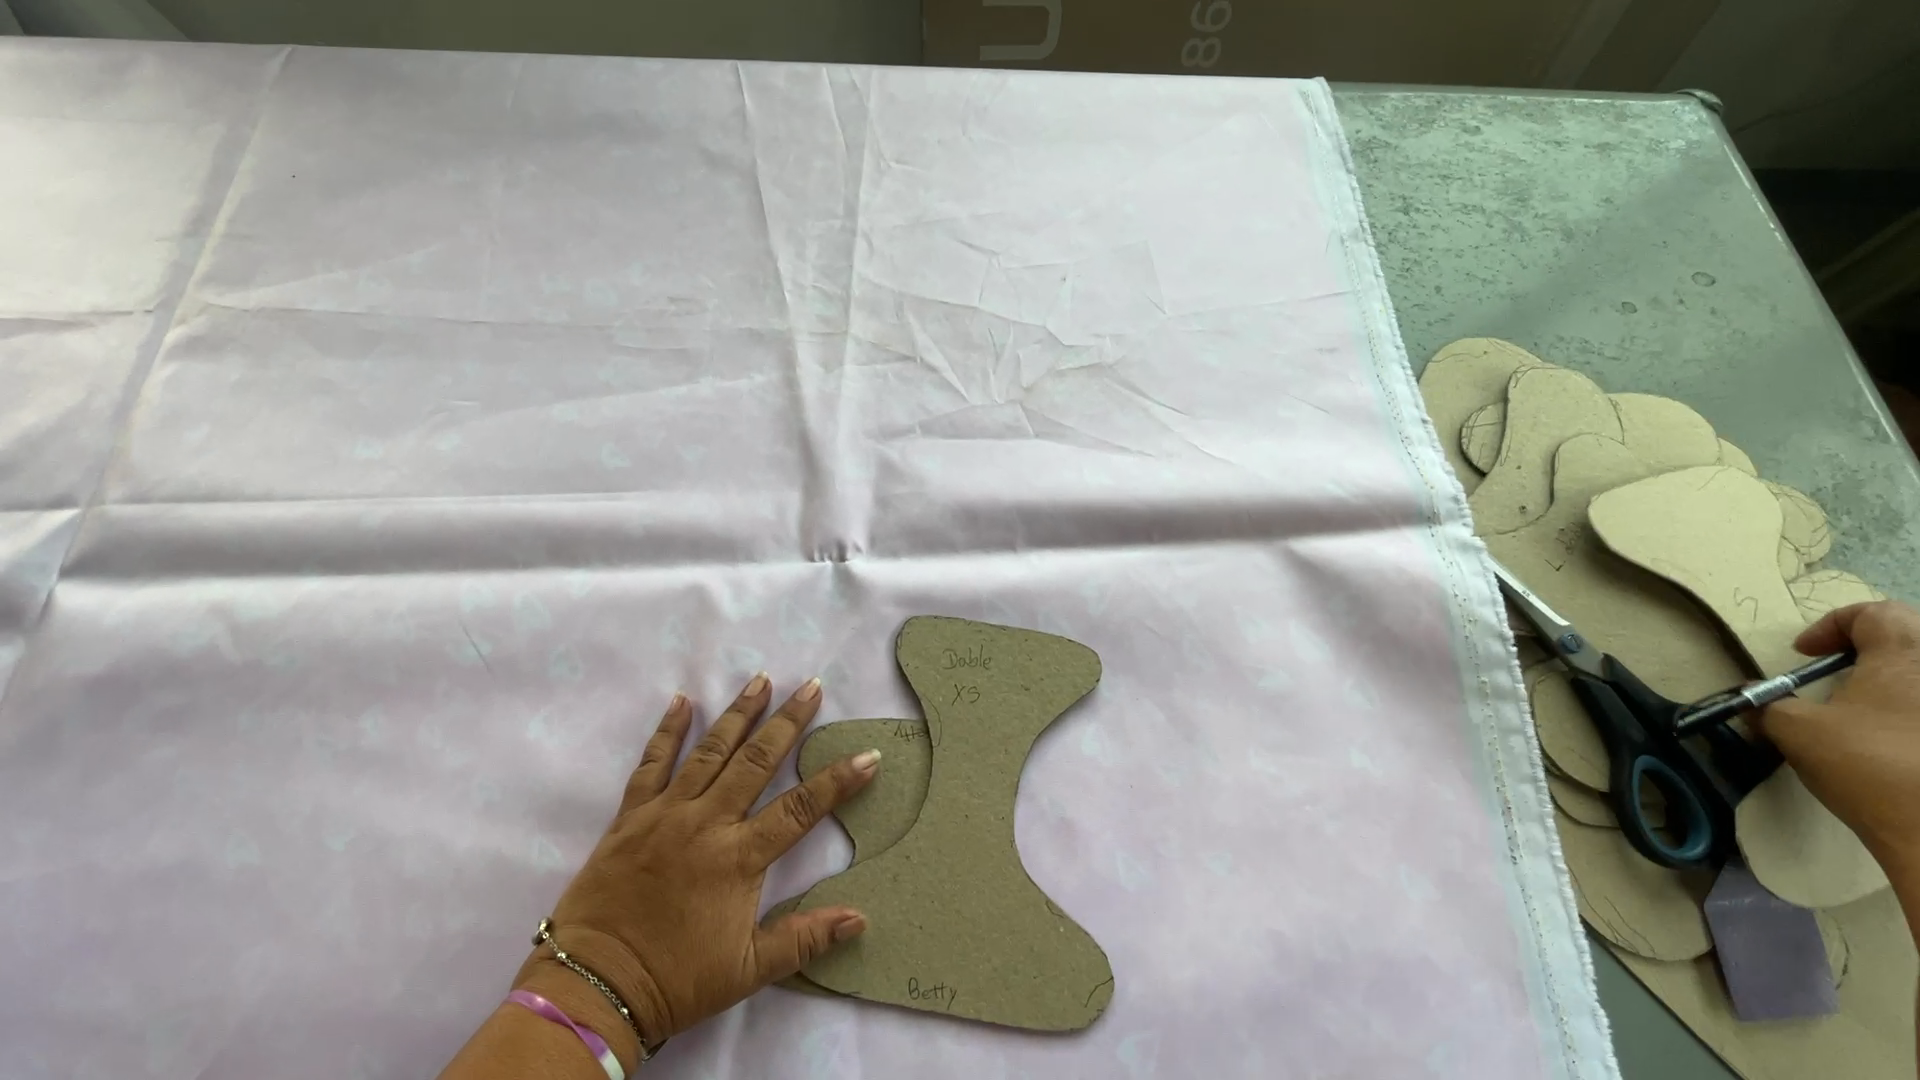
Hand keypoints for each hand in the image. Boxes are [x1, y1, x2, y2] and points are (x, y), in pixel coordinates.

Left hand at [514, 674, 880, 1058]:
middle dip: (788, 722)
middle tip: (812, 687)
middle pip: (756, 762)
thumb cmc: (676, 979)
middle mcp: (706, 824)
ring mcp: (665, 814)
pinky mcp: (630, 817)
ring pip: (710, 753)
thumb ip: (805, 938)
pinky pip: (651, 764)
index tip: (868, 755)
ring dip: (738, 714)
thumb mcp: (748, 970)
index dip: (838, 781)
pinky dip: (667, 731)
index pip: (801, 808)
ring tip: (762, 680)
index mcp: (738, 858)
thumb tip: (860, 918)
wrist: (593, 987)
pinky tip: (681, 702)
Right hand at [1756, 601, 1919, 877]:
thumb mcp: (1794, 729)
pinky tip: (1894, 739)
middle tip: (1841, 671)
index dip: (1833, 625)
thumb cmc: (1866, 764)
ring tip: (1867, 709)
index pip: (1874, 613)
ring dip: (1896, 682)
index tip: (1806, 654)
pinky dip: (1909, 712)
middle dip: (1873, 647)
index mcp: (1905, 657)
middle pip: (1913, 635)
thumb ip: (1768, 705)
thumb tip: (1754, 701)